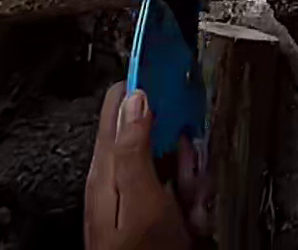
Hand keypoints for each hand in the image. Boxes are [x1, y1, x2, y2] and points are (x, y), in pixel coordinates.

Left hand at [84, 84, 206, 249]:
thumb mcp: (141, 203)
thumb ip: (133, 147)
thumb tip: (135, 95)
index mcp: (106, 167)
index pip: (119, 100)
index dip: (146, 85)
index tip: (172, 85)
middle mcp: (114, 174)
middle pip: (151, 127)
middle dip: (176, 140)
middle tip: (186, 169)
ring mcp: (132, 191)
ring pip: (168, 154)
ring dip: (187, 169)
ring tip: (191, 200)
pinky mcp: (149, 207)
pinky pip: (174, 181)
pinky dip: (188, 190)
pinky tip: (192, 213)